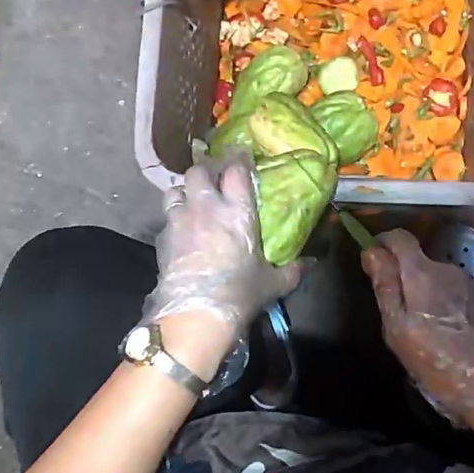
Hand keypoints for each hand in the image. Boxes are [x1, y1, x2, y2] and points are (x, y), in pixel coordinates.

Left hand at [143, 157, 305, 362]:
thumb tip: (311, 263)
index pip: (236, 170)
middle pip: (199, 171)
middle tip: (213, 180)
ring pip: (175, 189)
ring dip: (184, 192)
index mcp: (237, 211)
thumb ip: (293, 269)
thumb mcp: (273, 283)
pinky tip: (180, 232)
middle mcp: (206, 207)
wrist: (195, 316)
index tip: (241, 156)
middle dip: (205, 172)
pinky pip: (166, 218)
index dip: (238, 159)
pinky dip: (173, 219)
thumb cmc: (239, 294)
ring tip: (192, 202)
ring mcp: (180, 220)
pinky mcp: (162, 237)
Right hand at [362, 230, 473, 421]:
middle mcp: (447, 270)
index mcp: (422, 273)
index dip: (383, 244)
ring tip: (424, 331)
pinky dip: (443, 306)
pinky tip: (447, 335)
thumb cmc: (437, 360)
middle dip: (403, 279)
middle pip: (417, 261)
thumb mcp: (398, 328)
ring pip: (435, 280)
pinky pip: (453, 293)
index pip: (399, 237)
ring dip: (425, 295)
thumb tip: (372, 251)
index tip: (375, 265)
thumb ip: (385, 286)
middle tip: (398, 315)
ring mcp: (469, 284)